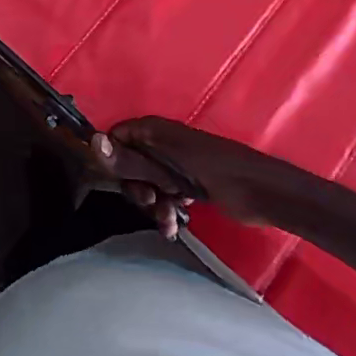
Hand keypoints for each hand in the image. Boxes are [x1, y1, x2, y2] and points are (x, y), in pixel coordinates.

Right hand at [84, 116, 267, 238]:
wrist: (263, 194)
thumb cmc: (216, 173)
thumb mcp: (169, 170)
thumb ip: (130, 160)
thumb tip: (92, 141)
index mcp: (154, 130)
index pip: (116, 138)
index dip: (112, 160)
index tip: (119, 181)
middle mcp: (161, 142)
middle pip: (129, 164)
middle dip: (136, 188)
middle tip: (150, 200)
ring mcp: (175, 164)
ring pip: (147, 184)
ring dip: (153, 205)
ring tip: (168, 221)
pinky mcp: (187, 183)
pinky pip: (165, 196)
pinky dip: (166, 211)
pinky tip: (174, 226)